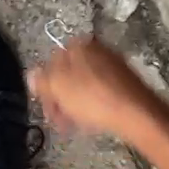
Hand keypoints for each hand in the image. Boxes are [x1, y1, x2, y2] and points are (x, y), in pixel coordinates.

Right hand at [28, 38, 168, 141]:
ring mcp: (113, 63)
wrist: (137, 114)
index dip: (45, 88)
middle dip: (61, 97)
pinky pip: (101, 90)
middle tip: (59, 119)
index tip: (45, 107)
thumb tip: (31, 75)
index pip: (51, 62)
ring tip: (76, 124)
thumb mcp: (58, 89)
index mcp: (78, 44)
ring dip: (76, 103)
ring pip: (84, 83)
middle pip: (69, 73)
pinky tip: (94, 119)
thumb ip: (40, 80)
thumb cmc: (93, 99)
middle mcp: (96, 48)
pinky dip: (94, 103)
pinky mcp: (126, 81)